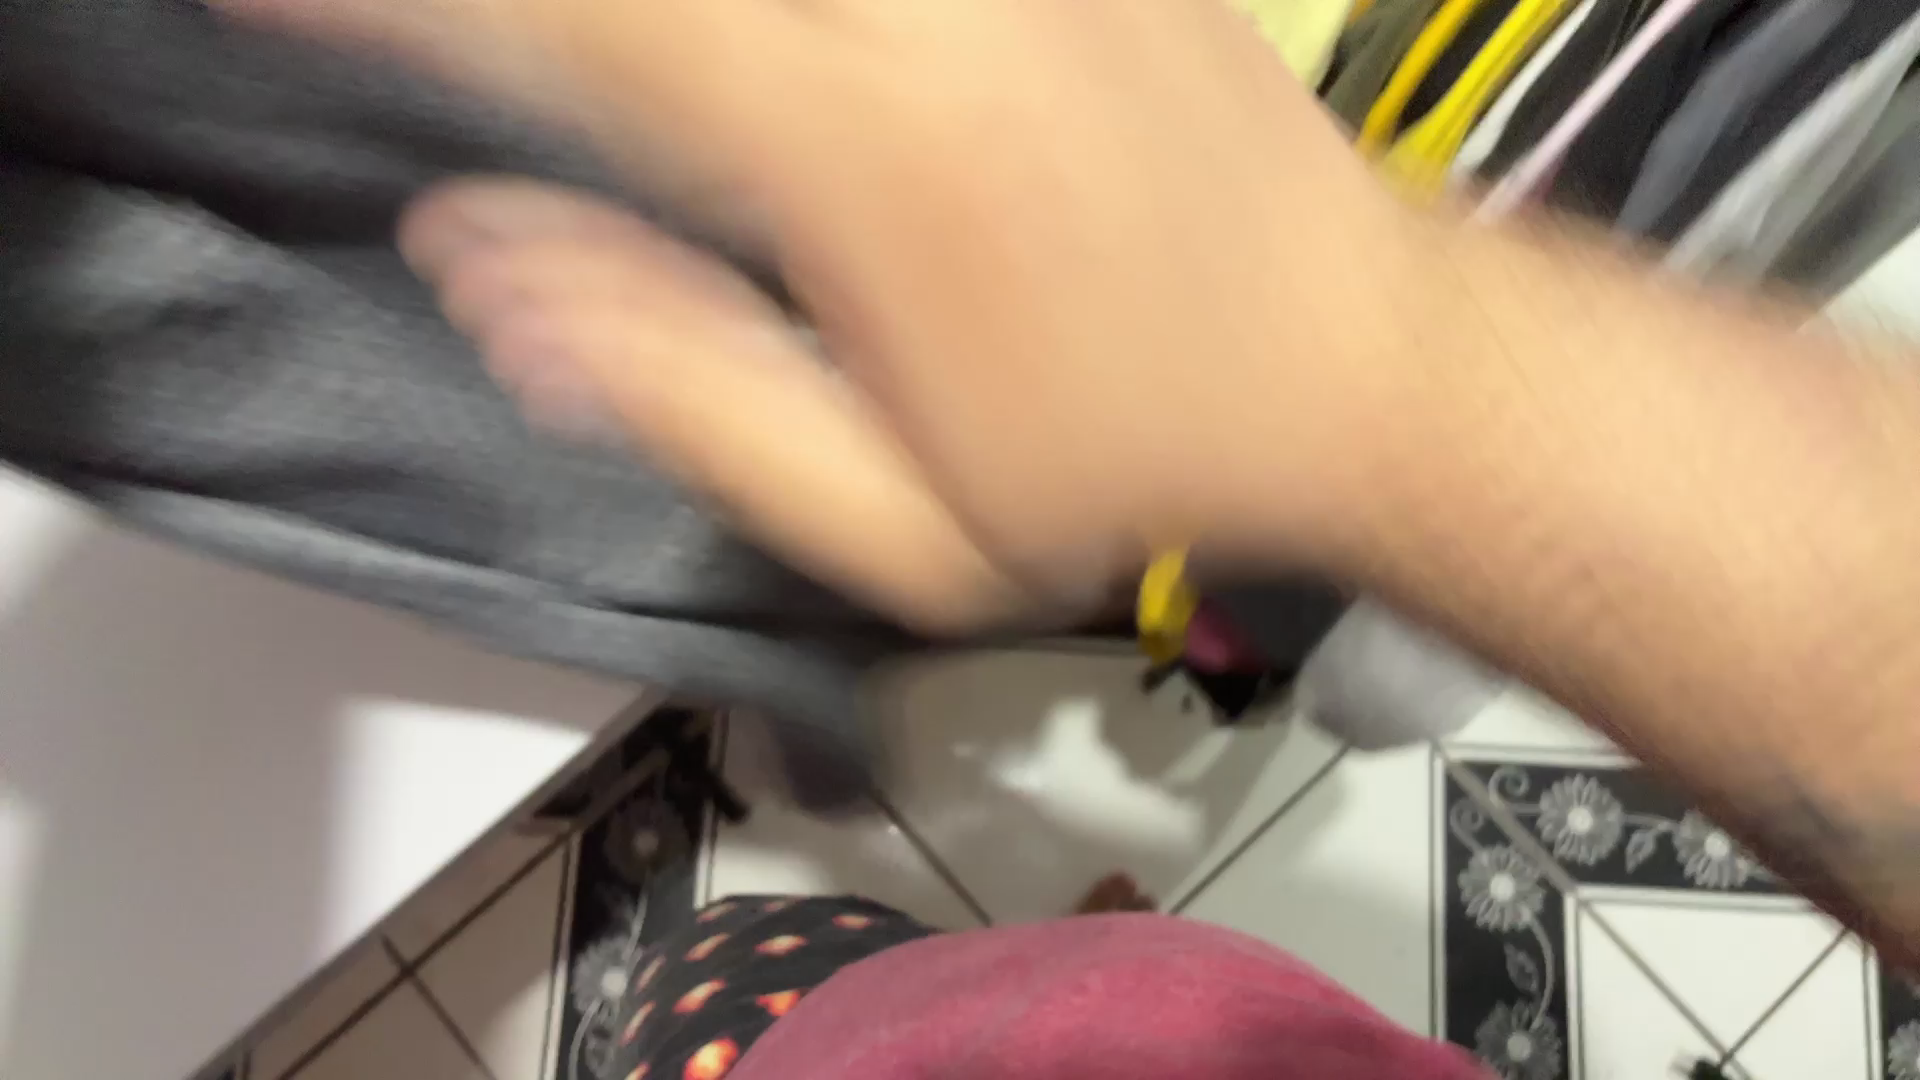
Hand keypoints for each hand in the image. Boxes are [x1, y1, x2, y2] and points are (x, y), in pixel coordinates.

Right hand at [217, 0, 1449, 632]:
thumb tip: (509, 297)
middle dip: (521, 21)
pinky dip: (791, 38)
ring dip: (667, 35)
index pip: (558, 30)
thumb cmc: (1131, 474)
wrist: (1338, 385)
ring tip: (611, 79)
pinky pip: (905, 5)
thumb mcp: (897, 523)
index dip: (390, 8)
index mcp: (847, 170)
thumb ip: (691, 403)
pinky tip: (780, 70)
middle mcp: (923, 26)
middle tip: (439, 47)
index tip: (281, 1)